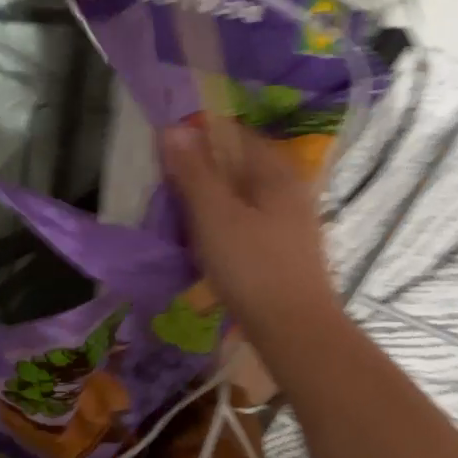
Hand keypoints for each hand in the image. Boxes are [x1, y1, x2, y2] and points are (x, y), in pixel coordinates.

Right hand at [160, 123, 344, 339]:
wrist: (293, 329)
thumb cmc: (250, 265)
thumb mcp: (212, 214)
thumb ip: (193, 170)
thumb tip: (174, 128)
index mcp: (276, 174)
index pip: (236, 134)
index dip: (200, 134)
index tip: (166, 149)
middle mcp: (288, 190)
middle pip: (238, 163)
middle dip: (201, 166)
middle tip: (165, 181)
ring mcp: (288, 220)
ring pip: (239, 192)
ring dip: (208, 194)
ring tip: (177, 209)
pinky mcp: (281, 246)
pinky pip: (243, 216)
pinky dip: (219, 217)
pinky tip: (201, 235)